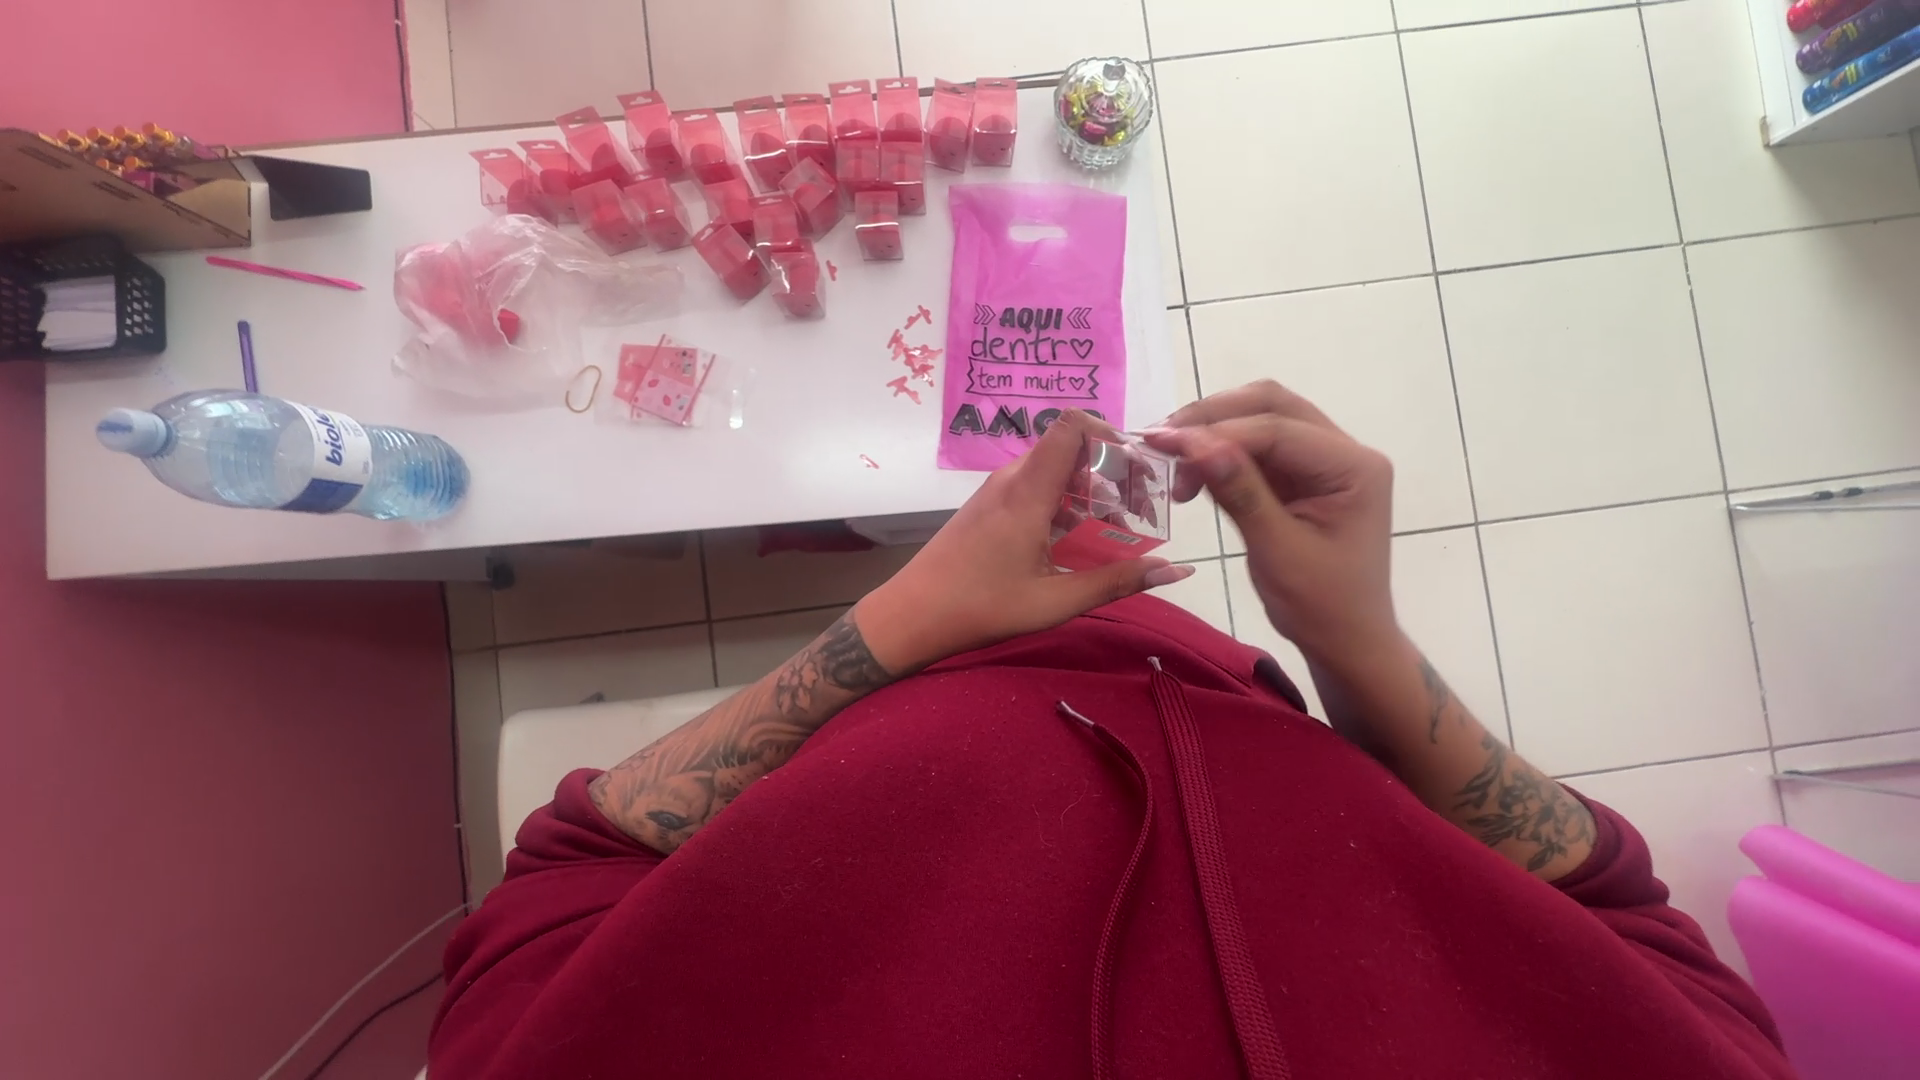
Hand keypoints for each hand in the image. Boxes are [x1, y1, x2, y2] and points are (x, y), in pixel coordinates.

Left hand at [856, 409, 1193, 674]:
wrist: (912, 615)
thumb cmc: (982, 607)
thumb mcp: (1055, 600)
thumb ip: (1116, 581)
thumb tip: (1176, 571)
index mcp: (1028, 490)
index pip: (1072, 426)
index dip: (1110, 433)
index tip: (1138, 468)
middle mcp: (1011, 479)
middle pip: (1068, 448)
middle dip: (1109, 470)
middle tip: (1138, 508)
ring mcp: (995, 491)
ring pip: (1052, 469)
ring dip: (1086, 490)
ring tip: (1113, 528)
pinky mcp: (987, 507)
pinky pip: (1034, 487)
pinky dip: (1062, 502)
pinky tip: (1074, 540)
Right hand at [1143, 381, 1399, 672]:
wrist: (1345, 640)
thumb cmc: (1318, 603)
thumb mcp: (1276, 549)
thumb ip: (1240, 492)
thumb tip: (1195, 444)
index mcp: (1353, 466)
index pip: (1277, 429)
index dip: (1216, 431)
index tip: (1161, 442)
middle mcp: (1343, 451)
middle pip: (1272, 405)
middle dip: (1213, 416)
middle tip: (1163, 439)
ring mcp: (1323, 461)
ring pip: (1263, 418)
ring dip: (1214, 429)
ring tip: (1171, 457)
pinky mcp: (1302, 476)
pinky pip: (1257, 448)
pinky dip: (1220, 452)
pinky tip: (1191, 472)